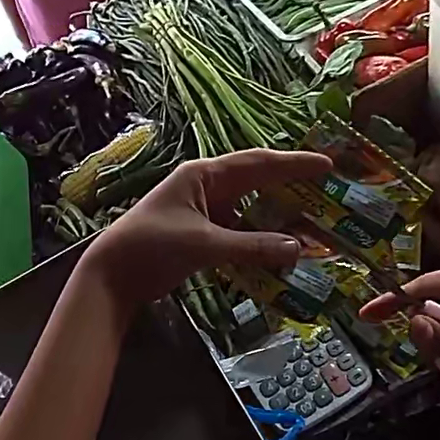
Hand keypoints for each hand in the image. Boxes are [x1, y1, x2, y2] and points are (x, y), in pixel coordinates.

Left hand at [83, 149, 332, 307]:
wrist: (112, 276)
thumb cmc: (151, 247)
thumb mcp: (203, 244)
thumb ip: (251, 246)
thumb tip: (298, 249)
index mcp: (205, 175)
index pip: (258, 164)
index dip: (294, 164)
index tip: (326, 165)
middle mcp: (208, 188)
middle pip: (258, 183)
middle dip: (291, 189)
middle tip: (328, 193)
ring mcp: (205, 212)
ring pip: (251, 210)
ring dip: (278, 218)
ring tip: (313, 224)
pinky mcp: (203, 236)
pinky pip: (241, 233)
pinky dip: (261, 241)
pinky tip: (282, 252)